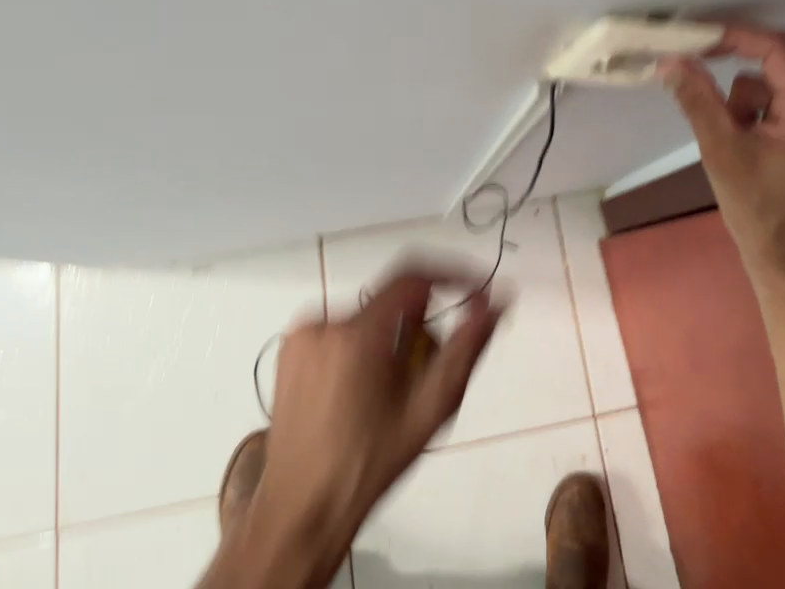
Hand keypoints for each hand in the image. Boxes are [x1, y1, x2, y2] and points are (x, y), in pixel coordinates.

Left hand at [233, 264, 506, 577]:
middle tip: (428, 373)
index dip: (452, 276)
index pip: (413, 276)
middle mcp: (324, 322)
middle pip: (390, 303)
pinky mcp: (289, 350)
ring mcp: (301, 336)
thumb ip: (466, 349)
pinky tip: (361, 393)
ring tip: (391, 393)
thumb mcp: (429, 410)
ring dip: (388, 340)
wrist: (302, 507)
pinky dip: (360, 349)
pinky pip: (339, 332)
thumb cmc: (369, 464)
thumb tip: (496, 303)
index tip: (477, 292)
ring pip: (366, 318)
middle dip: (418, 327)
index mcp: (357, 334)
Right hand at [660, 25, 784, 285]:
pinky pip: (778, 105)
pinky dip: (752, 114)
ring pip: (773, 84)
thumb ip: (698, 99)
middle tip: (697, 64)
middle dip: (737, 63)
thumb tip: (672, 61)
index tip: (698, 39)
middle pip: (780, 61)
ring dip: (743, 98)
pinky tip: (739, 146)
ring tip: (727, 137)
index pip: (780, 48)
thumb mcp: (721, 151)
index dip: (739, 35)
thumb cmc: (758, 211)